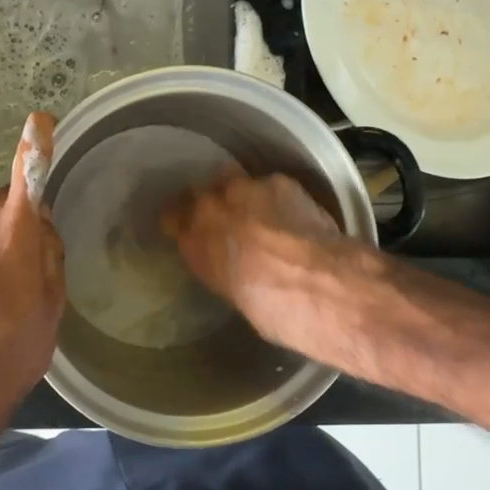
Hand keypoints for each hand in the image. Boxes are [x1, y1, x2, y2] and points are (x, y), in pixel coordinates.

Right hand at [161, 169, 384, 371]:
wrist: (317, 284)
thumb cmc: (273, 310)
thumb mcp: (234, 296)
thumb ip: (224, 270)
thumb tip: (234, 265)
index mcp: (194, 242)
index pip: (172, 217)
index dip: (182, 220)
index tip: (189, 226)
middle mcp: (211, 210)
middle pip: (199, 193)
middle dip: (210, 203)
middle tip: (228, 219)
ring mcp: (244, 190)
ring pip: (232, 179)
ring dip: (242, 193)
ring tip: (261, 211)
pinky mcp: (279, 182)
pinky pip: (271, 185)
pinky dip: (278, 197)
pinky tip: (293, 214)